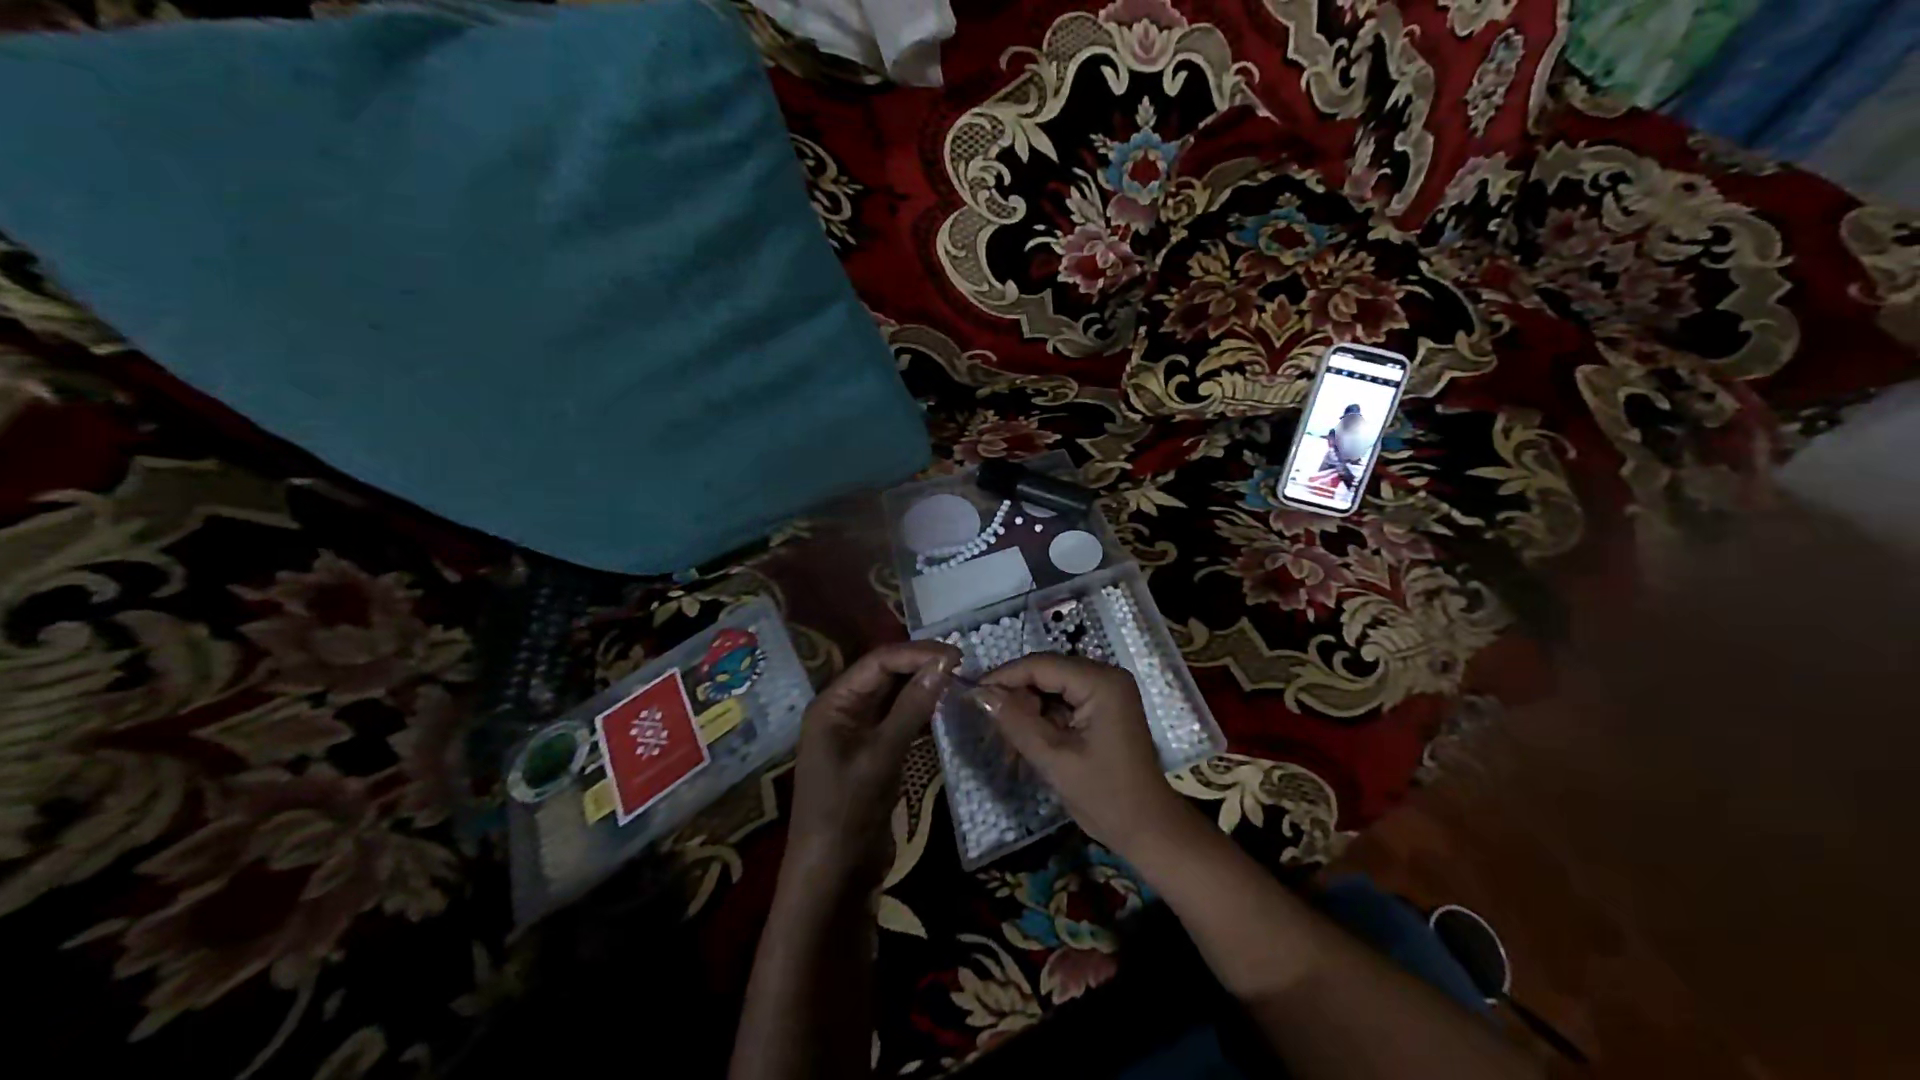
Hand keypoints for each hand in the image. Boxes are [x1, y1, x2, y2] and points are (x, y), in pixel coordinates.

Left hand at [785, 641, 959, 894]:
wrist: (832, 875)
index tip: (957, 656)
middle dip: (921, 666)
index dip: (916, 654)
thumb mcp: (881, 756)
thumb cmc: (847, 811)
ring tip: (961, 681)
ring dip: (923, 688)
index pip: (878, 662)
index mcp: (833, 704)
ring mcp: (858, 734)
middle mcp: (843, 711)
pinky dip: (921, 713)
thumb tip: (943, 664)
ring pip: (894, 698)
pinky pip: (899, 722)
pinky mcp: (873, 754)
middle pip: (885, 676)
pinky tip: (946, 709)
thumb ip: (911, 708)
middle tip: (965, 665)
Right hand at [972, 654, 1192, 856]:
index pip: (1041, 665)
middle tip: (989, 721)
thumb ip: (1015, 722)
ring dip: (1027, 708)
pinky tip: (1028, 738)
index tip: (971, 693)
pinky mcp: (1104, 706)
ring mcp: (1107, 690)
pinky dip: (1043, 717)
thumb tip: (978, 693)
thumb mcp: (1053, 759)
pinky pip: (1064, 700)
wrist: (1147, 828)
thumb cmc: (1105, 796)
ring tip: (1007, 737)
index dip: (1004, 676)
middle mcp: (1106, 676)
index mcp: (1101, 682)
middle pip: (1047, 672)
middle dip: (1016, 694)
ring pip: (1052, 686)